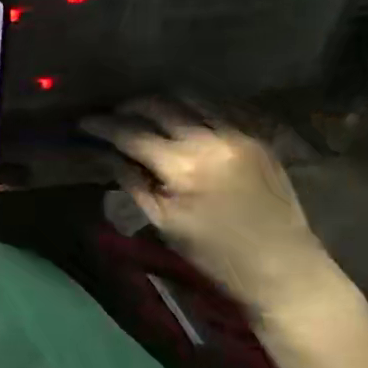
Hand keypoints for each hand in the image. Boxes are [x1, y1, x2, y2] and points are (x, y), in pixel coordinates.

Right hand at [81, 98, 339, 315]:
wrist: (285, 269)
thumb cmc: (214, 254)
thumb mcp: (161, 220)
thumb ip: (129, 179)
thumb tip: (101, 152)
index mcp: (182, 166)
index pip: (130, 132)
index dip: (101, 125)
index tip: (82, 123)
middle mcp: (210, 140)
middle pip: (158, 106)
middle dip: (128, 108)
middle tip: (111, 117)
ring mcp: (239, 135)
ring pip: (190, 98)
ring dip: (161, 101)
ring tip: (144, 112)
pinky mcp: (258, 138)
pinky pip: (219, 108)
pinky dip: (194, 107)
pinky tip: (181, 117)